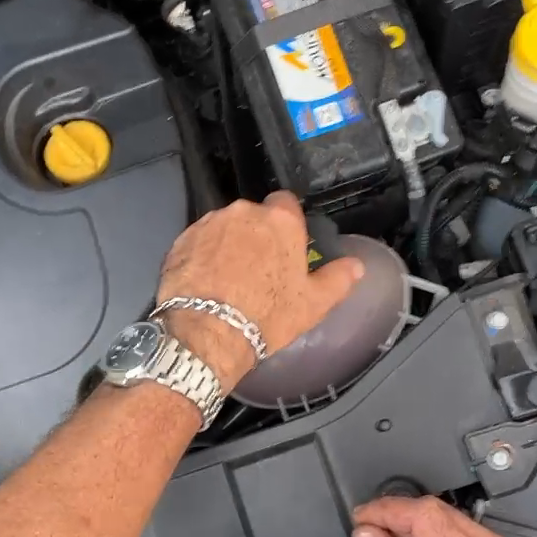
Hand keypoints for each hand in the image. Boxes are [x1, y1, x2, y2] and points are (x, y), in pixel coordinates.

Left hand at [156, 191, 364, 385]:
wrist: (207, 332)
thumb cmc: (266, 316)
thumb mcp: (314, 304)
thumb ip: (338, 279)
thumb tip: (356, 266)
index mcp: (280, 221)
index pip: (286, 203)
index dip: (287, 223)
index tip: (285, 246)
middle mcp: (243, 212)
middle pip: (253, 217)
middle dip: (255, 236)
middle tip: (257, 270)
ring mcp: (208, 224)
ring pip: (224, 228)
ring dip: (227, 245)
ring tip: (228, 280)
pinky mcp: (181, 240)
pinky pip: (198, 242)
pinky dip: (202, 256)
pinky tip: (206, 283)